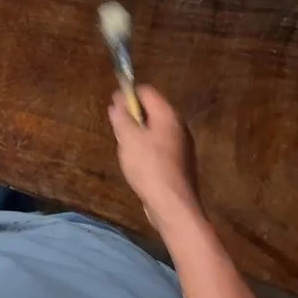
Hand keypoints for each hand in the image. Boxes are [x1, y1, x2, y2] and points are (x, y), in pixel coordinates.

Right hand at [109, 85, 203, 227]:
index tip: (114, 109)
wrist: (172, 205)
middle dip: (132, 117)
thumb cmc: (148, 166)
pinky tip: (139, 164)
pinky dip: (148, 148)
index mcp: (167, 115)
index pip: (146, 91)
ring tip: (127, 149)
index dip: (128, 95)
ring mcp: (182, 145)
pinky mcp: (180, 162)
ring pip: (154, 129)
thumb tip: (118, 101)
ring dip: (139, 134)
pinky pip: (160, 145)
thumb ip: (121, 116)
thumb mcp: (128, 138)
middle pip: (151, 110)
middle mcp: (178, 125)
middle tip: (120, 131)